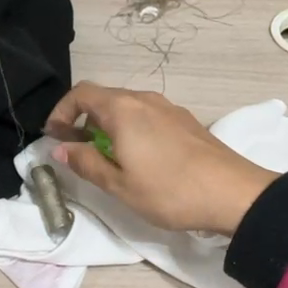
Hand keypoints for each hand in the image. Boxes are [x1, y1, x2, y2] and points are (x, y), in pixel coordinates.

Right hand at [44, 83, 277, 235]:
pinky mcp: (185, 121)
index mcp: (122, 109)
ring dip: (107, 125)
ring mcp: (168, 108)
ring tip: (105, 157)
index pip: (80, 93)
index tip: (54, 137)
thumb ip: (86, 163)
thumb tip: (61, 148)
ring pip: (127, 107)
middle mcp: (144, 99)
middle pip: (104, 97)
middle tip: (75, 149)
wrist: (233, 194)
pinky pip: (147, 116)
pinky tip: (138, 158)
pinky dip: (130, 129)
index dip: (61, 112)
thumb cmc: (169, 191)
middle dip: (82, 119)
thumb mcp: (119, 185)